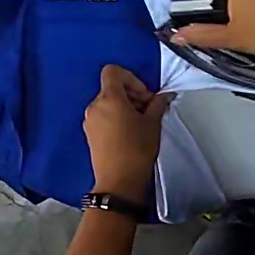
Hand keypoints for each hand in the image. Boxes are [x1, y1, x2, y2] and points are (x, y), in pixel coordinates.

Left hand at [83, 65, 171, 204]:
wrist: (118, 182)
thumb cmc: (137, 149)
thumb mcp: (152, 123)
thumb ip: (158, 104)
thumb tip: (165, 95)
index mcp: (109, 98)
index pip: (112, 71)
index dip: (130, 78)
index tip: (144, 95)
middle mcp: (94, 105)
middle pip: (111, 88)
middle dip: (131, 94)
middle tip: (148, 109)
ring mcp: (89, 120)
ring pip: (107, 102)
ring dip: (124, 106)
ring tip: (140, 123)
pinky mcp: (89, 133)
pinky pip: (102, 115)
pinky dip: (115, 117)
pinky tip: (128, 132)